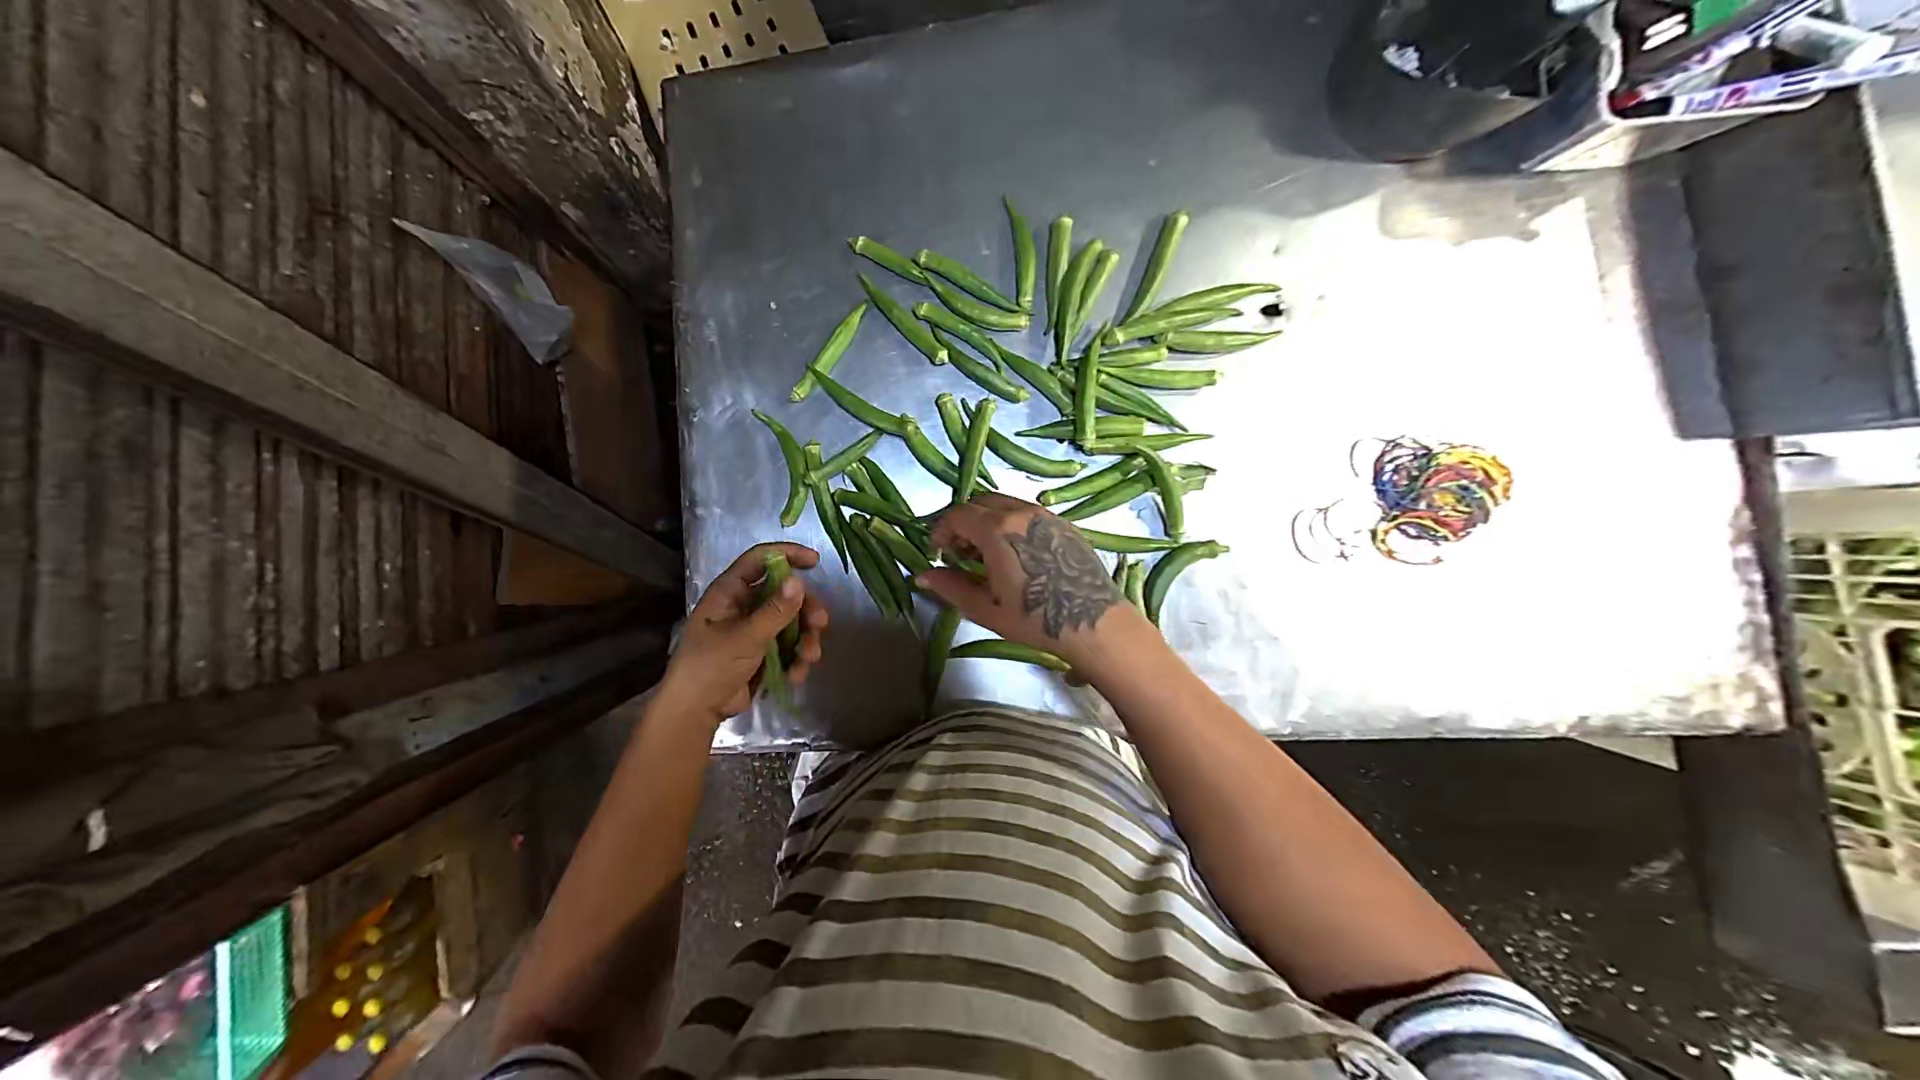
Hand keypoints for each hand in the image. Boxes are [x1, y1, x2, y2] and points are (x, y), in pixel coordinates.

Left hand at [656, 543, 828, 726]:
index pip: (760, 560)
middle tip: (821, 624)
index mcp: (730, 593)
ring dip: (805, 639)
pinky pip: (788, 646)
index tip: (815, 561)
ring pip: (792, 623)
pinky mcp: (763, 653)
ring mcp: (754, 630)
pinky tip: (795, 675)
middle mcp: (743, 606)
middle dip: (806, 610)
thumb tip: (798, 581)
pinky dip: (796, 659)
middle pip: (785, 594)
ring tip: (809, 658)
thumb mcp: (745, 637)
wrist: (696, 712)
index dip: (787, 554)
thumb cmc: (710, 666)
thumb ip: (775, 610)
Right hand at [918, 493, 1158, 673]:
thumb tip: (921, 577)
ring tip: (986, 556)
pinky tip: (1015, 555)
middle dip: (963, 523)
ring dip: (987, 522)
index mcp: (998, 530)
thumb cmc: (1036, 619)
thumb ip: (950, 587)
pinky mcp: (1066, 526)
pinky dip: (1011, 524)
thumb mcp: (985, 608)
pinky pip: (1029, 514)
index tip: (938, 552)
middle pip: (981, 502)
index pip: (958, 515)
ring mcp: (1048, 516)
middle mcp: (1023, 513)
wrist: (1094, 624)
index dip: (942, 530)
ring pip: (1006, 505)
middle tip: (959, 552)